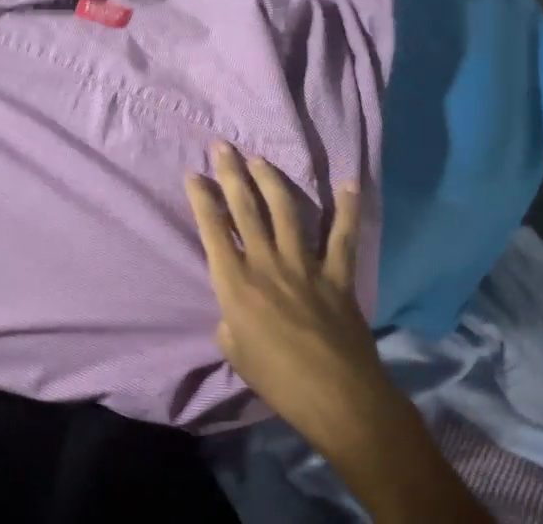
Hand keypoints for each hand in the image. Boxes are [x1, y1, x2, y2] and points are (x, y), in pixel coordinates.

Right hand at [185, 142, 400, 451]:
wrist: (337, 397)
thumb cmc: (276, 379)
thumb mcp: (233, 351)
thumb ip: (230, 319)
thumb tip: (237, 308)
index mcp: (234, 282)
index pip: (212, 229)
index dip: (201, 198)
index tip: (194, 174)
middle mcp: (266, 263)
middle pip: (245, 209)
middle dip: (231, 174)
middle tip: (222, 146)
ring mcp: (304, 265)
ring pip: (285, 211)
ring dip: (272, 181)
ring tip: (261, 160)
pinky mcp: (337, 276)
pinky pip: (342, 237)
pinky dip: (347, 210)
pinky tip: (349, 185)